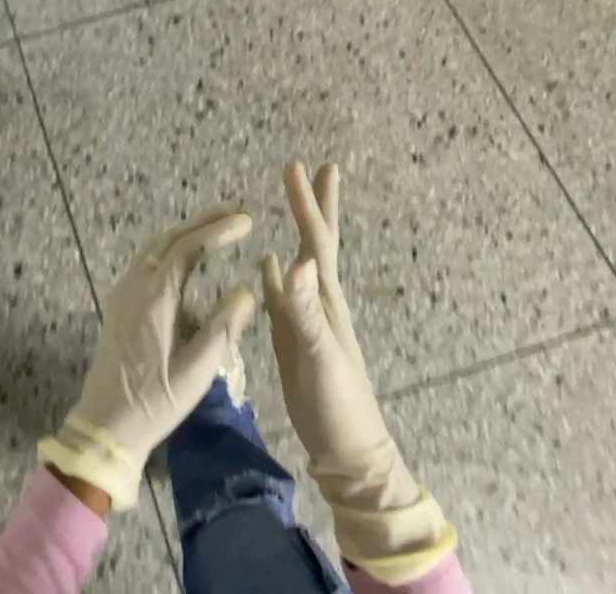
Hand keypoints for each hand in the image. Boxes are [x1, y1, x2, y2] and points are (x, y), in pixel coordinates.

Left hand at [38, 205, 258, 510]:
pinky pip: (147, 261)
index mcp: (153, 298)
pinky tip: (189, 256)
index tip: (247, 220)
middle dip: (203, 221)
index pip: (187, 248)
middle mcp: (134, 286)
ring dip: (186, 232)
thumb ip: (223, 327)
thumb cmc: (155, 403)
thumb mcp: (197, 372)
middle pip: (169, 239)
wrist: (105, 424)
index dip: (217, 230)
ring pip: (155, 247)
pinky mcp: (121, 304)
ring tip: (219, 227)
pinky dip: (172, 248)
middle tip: (237, 211)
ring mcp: (124, 293)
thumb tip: (247, 289)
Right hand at [262, 162, 456, 584]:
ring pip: (300, 261)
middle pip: (315, 242)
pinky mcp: (292, 336)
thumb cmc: (338, 405)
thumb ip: (306, 312)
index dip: (306, 204)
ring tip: (292, 203)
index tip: (297, 165)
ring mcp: (306, 317)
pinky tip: (269, 262)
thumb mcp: (321, 357)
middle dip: (312, 204)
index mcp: (326, 301)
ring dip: (298, 230)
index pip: (315, 241)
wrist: (346, 451)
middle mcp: (318, 300)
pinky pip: (282, 293)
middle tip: (307, 167)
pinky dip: (275, 273)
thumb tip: (293, 258)